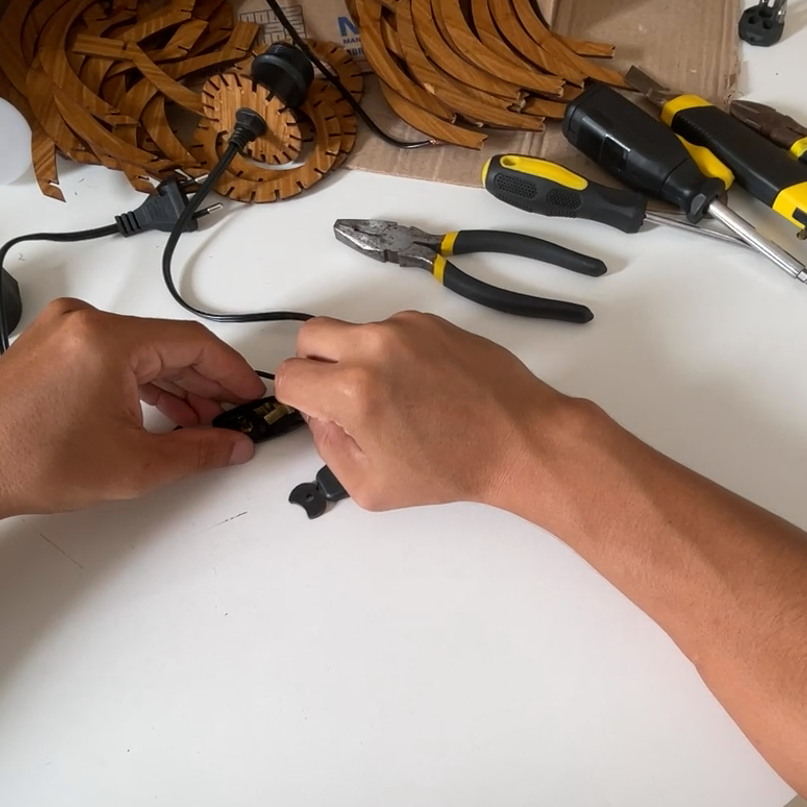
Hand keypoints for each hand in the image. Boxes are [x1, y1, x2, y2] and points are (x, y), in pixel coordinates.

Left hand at [0, 299, 265, 527]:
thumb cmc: (30, 464)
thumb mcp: (134, 465)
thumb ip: (199, 451)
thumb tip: (238, 446)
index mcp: (108, 338)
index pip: (194, 344)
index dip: (231, 373)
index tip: (252, 397)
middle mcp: (85, 322)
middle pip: (169, 345)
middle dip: (206, 383)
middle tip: (233, 415)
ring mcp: (63, 331)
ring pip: (143, 351)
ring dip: (177, 385)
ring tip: (202, 423)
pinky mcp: (49, 347)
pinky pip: (114, 357)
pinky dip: (143, 383)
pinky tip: (162, 413)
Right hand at [272, 312, 587, 511]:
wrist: (517, 440)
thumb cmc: (453, 467)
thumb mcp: (371, 485)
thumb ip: (328, 448)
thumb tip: (319, 415)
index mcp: (354, 391)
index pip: (289, 377)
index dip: (299, 400)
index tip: (321, 411)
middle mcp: (375, 347)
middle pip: (310, 336)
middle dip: (315, 365)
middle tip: (343, 396)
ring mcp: (406, 328)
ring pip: (354, 330)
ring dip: (358, 357)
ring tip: (396, 395)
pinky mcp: (432, 322)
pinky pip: (391, 329)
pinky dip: (393, 352)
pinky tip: (421, 384)